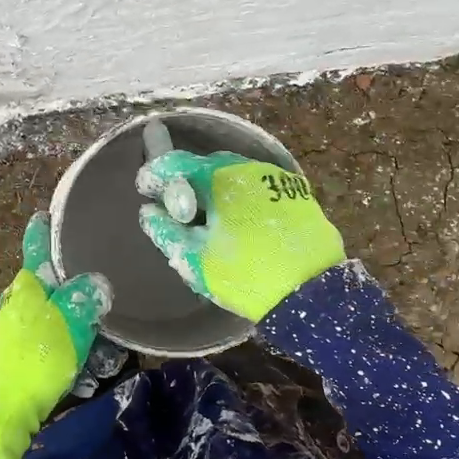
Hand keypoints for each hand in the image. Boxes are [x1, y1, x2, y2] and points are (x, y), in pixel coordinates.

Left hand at [0, 213, 111, 458]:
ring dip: (72, 327)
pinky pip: (46, 346)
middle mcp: (15, 306)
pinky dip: (65, 351)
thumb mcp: (67, 326)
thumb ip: (82, 300)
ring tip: (96, 342)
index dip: (41, 233)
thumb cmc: (33, 362)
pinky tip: (80, 367)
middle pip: (45, 287)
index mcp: (25, 290)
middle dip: (68, 289)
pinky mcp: (14, 361)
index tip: (44, 214)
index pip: (35, 252)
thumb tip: (94, 282)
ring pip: (49, 319)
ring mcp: (11, 334)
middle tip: (93, 288)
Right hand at [135, 150, 344, 321]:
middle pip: (207, 167)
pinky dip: (242, 201)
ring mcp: (278, 181)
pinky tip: (240, 227)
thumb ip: (166, 232)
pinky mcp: (299, 197)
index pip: (177, 163)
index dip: (155, 175)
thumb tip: (150, 212)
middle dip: (187, 184)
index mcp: (222, 179)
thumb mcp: (194, 259)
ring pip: (235, 178)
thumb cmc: (246, 274)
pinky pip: (258, 191)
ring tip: (208, 221)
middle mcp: (251, 169)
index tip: (145, 191)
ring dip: (216, 192)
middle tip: (176, 211)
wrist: (313, 295)